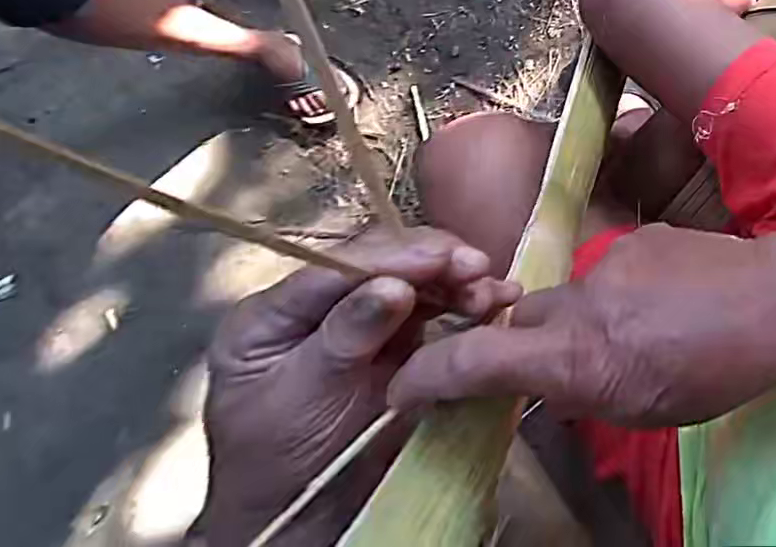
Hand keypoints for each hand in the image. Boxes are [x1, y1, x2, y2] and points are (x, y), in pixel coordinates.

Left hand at [196, 228, 520, 546]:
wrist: (302, 525)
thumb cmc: (278, 464)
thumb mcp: (299, 401)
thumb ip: (342, 338)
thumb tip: (393, 285)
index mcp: (277, 310)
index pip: (339, 265)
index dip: (394, 256)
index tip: (442, 259)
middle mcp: (324, 299)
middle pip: (385, 260)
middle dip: (436, 260)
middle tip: (479, 270)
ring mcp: (365, 313)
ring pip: (417, 278)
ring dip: (459, 279)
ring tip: (495, 291)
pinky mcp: (399, 334)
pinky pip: (436, 306)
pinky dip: (467, 300)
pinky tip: (498, 299)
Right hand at [389, 223, 775, 426]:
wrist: (774, 297)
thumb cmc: (717, 370)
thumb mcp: (643, 408)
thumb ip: (583, 390)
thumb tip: (551, 380)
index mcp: (580, 358)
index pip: (479, 361)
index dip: (432, 376)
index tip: (403, 389)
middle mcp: (580, 302)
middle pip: (520, 319)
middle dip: (520, 343)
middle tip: (551, 365)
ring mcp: (606, 261)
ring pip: (564, 295)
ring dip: (577, 319)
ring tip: (631, 333)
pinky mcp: (631, 239)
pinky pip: (603, 272)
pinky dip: (614, 293)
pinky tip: (656, 303)